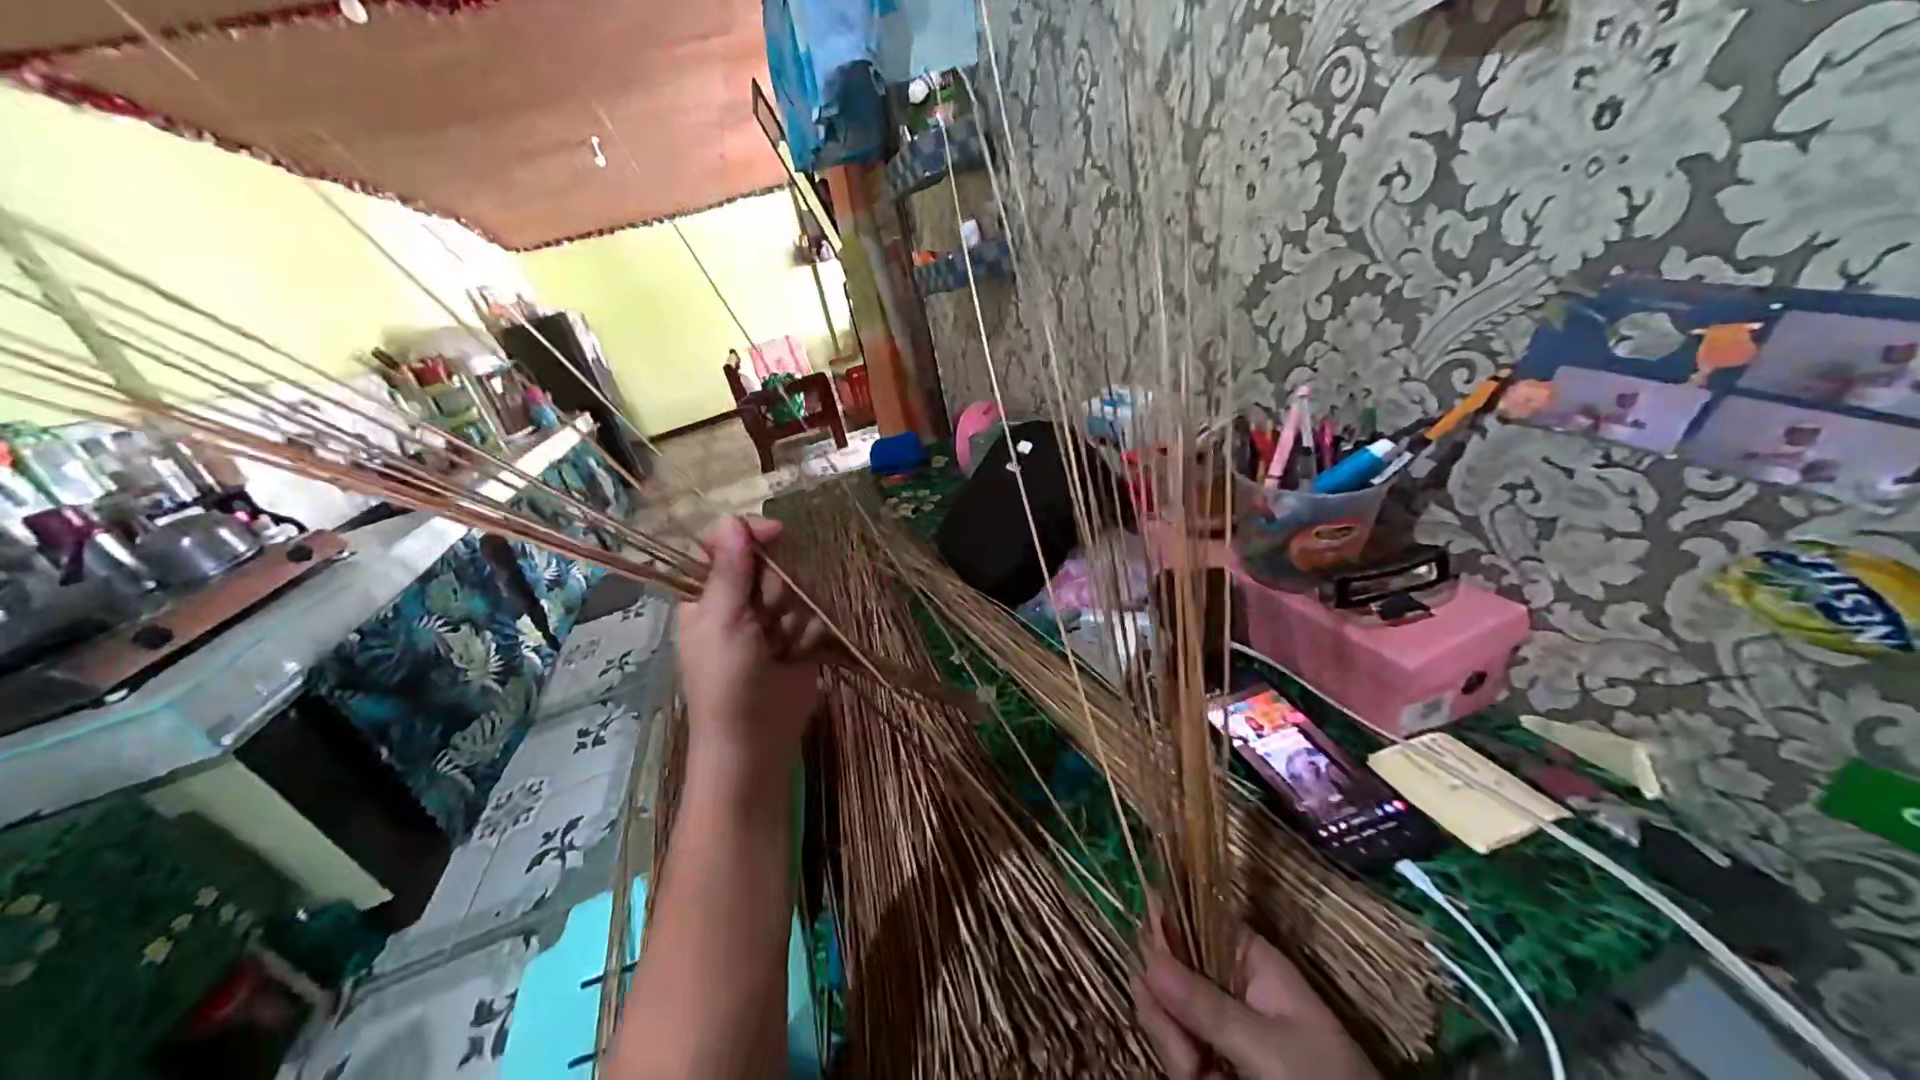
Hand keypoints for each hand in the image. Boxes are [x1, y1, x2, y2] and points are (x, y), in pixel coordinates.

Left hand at [677, 516, 826, 779]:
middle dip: (776, 588)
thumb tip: (732, 519)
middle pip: (770, 563)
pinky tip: (801, 653)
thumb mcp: (721, 622)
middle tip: (767, 619)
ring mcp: (772, 619)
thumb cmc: (727, 682)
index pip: (727, 544)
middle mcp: (740, 600)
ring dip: (795, 615)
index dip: (751, 535)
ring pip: (799, 587)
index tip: (777, 533)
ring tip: (784, 646)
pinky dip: (812, 631)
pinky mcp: (800, 636)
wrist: (757, 740)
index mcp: (706, 594)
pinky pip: (816, 612)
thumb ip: (729, 571)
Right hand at [1134, 922, 1380, 1079]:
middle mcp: (1232, 987)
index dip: (1167, 920)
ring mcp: (1221, 1027)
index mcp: (1255, 964)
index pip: (1201, 921)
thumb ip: (1205, 1004)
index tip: (1141, 932)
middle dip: (1163, 993)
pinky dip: (1175, 1057)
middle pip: (1174, 965)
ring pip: (1168, 1007)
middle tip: (1168, 1026)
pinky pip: (1176, 1044)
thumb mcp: (1267, 1045)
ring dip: (1167, 1032)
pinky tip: (1188, 1071)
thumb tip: (1147, 955)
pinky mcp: (1212, 1062)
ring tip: (1192, 1067)